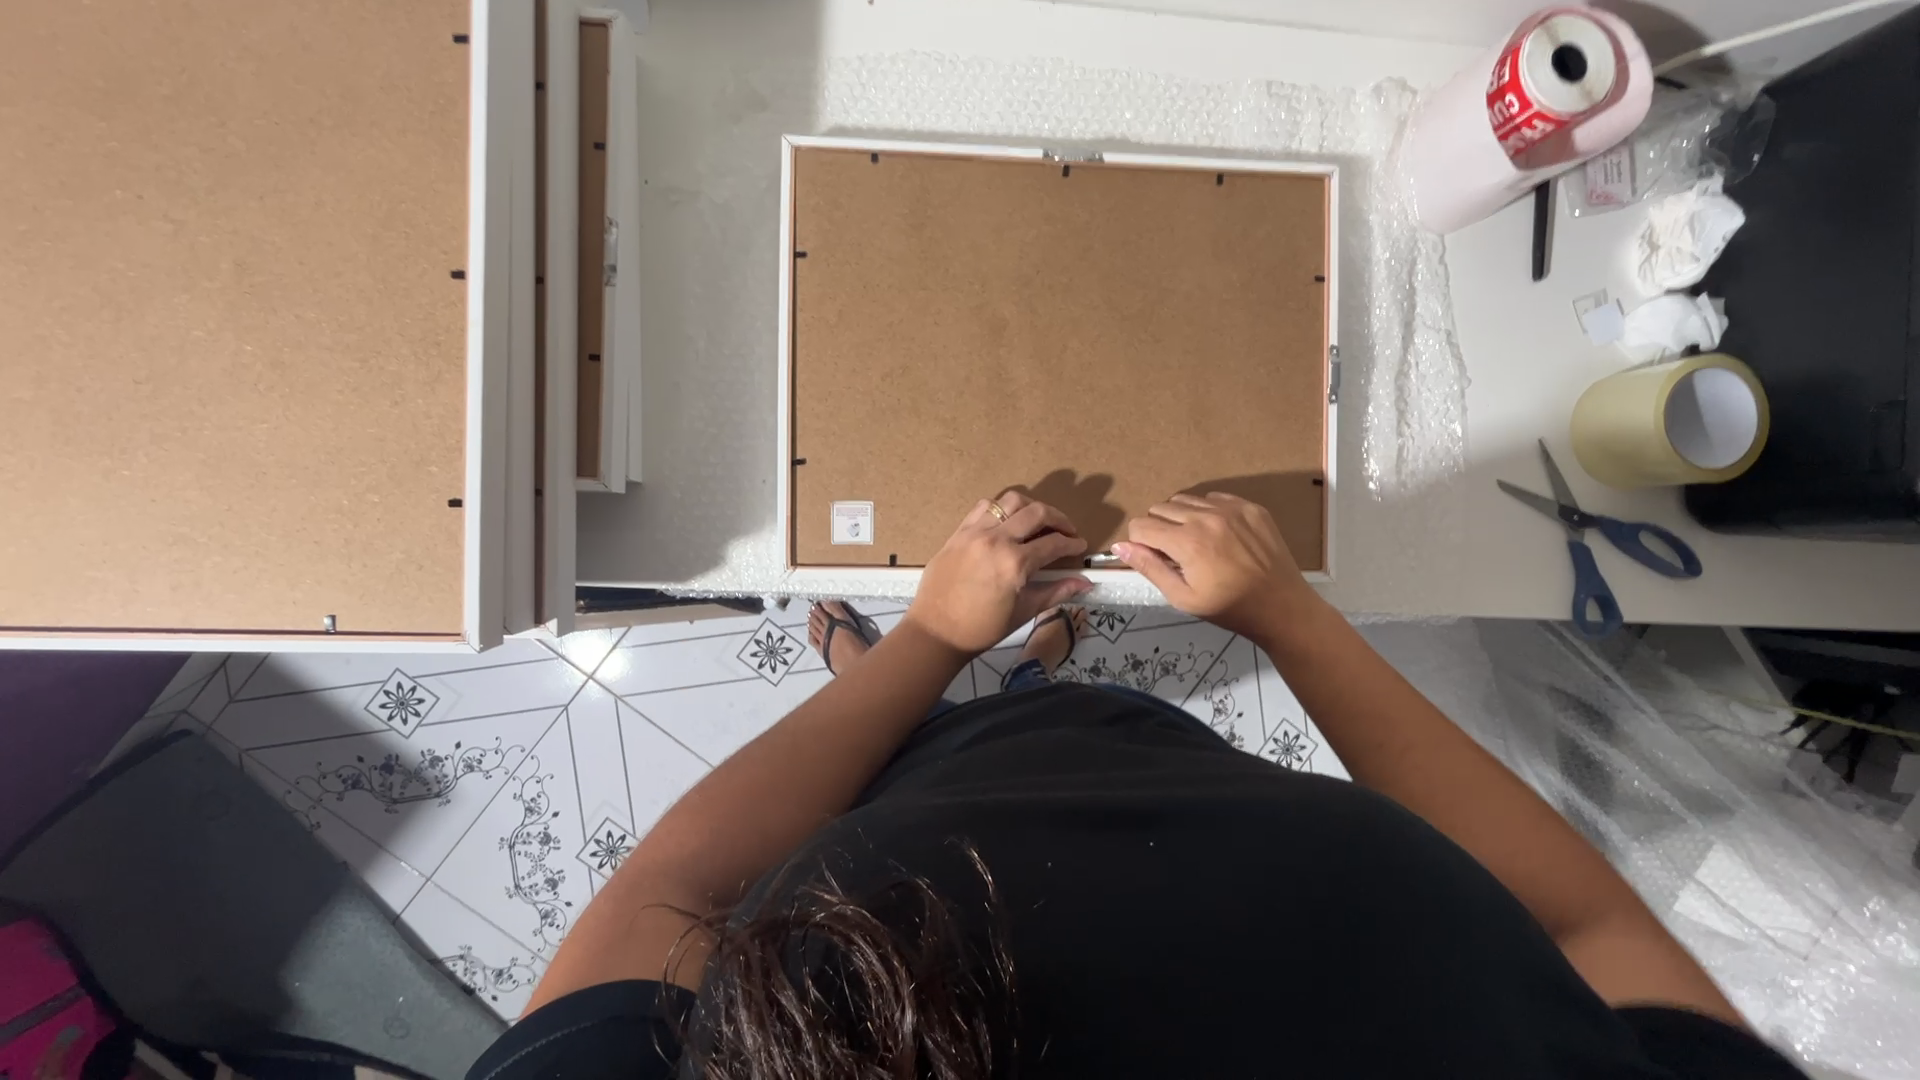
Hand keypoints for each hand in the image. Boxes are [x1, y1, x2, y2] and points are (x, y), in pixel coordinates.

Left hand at [904, 491, 1093, 655]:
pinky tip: (1008, 522)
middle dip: (1058, 519)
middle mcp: (996, 540)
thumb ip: (1057, 592)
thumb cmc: (982, 628)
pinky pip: (984, 507)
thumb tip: (1086, 584)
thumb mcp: (1024, 612)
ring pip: (1010, 501)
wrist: (936, 631)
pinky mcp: (958, 532)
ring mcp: (975, 533)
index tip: (1080, 546)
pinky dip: (1002, 509)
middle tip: (1067, 531)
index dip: (1072, 543)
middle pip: (1037, 513)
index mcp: (1014, 563)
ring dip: (1031, 507)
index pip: (1053, 543)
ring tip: (1038, 522)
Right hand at [1114, 492, 1321, 642]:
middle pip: (1160, 508)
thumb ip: (1149, 568)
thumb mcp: (1183, 597)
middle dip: (1158, 529)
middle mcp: (1206, 516)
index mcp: (1187, 541)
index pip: (1141, 525)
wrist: (1282, 606)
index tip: (1154, 559)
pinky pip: (1213, 498)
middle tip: (1175, 554)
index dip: (1140, 543)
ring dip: (1180, 518)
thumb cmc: (1229, 608)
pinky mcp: (1250, 507)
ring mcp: (1231, 508)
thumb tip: (1120, 547)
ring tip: (1195, 543)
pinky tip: (1217, 535)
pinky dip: (1206, 512)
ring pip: (1184, 500)